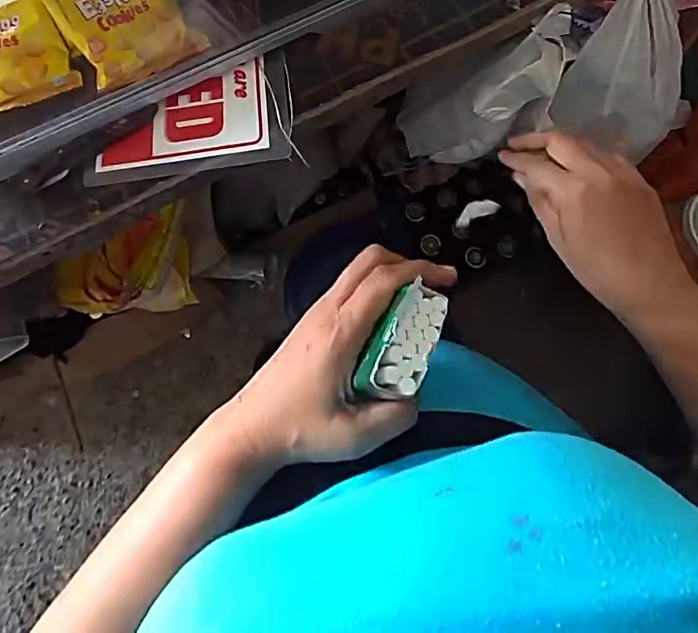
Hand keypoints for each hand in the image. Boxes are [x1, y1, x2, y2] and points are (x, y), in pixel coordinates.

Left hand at [209, 246, 455, 468]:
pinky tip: (387, 323)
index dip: (419, 270)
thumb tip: (415, 395)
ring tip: (415, 304)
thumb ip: (395, 415)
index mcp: (339, 331)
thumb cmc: (295, 427)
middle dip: (408, 262)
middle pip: (369, 260)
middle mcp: (326, 312)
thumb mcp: (355, 435)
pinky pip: (349, 289)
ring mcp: (316, 313)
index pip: (382, 280)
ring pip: (357, 271)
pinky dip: (375, 291)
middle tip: (435, 282)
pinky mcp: (312, 321)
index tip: (446, 278)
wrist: (251, 426)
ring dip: (391, 276)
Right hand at [498, 131, 697, 322]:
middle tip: (517, 145)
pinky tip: (580, 163)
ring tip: (545, 152)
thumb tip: (522, 177)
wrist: (653, 286)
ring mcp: (623, 174)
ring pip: (586, 143)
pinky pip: (609, 155)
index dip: (515, 158)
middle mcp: (600, 172)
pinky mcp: (640, 180)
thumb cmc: (597, 270)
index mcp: (575, 190)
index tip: (503, 156)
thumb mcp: (557, 238)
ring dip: (562, 144)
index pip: (536, 164)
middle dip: (535, 139)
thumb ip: (539, 201)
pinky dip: (588, 154)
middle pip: (561, 141)